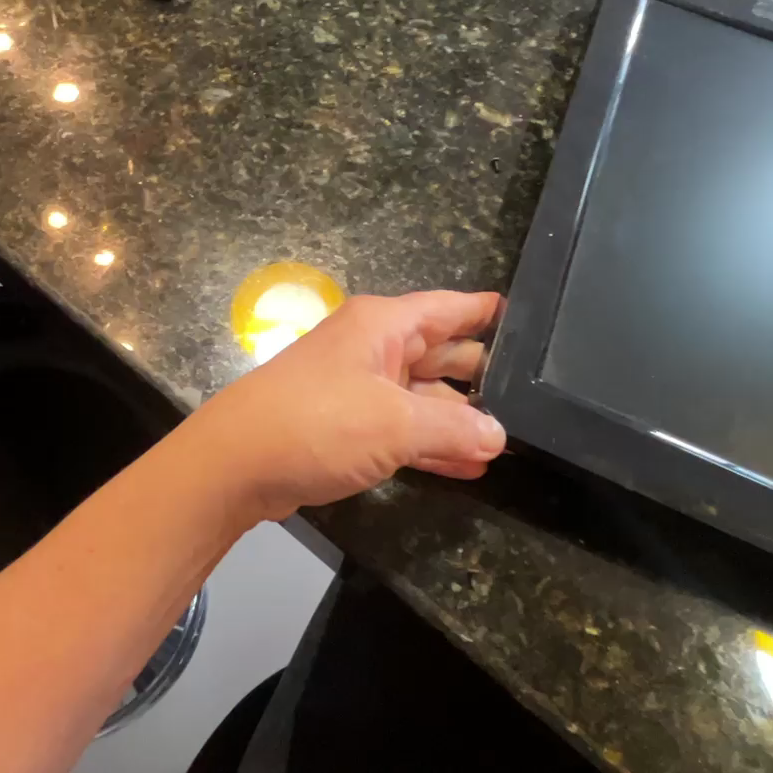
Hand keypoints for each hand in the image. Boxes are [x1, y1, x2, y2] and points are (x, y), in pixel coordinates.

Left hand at [174, 290, 507, 522]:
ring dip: (460, 418)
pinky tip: (470, 465)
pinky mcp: (348, 424)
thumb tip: (498, 434)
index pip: (449, 307)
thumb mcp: (393, 424)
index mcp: (383, 325)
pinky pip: (403, 428)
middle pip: (440, 351)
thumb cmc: (317, 424)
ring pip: (423, 395)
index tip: (532, 321)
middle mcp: (373, 347)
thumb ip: (451, 428)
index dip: (487, 312)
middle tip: (536, 395)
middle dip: (481, 373)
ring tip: (509, 438)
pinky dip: (432, 443)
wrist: (237, 463)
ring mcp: (359, 386)